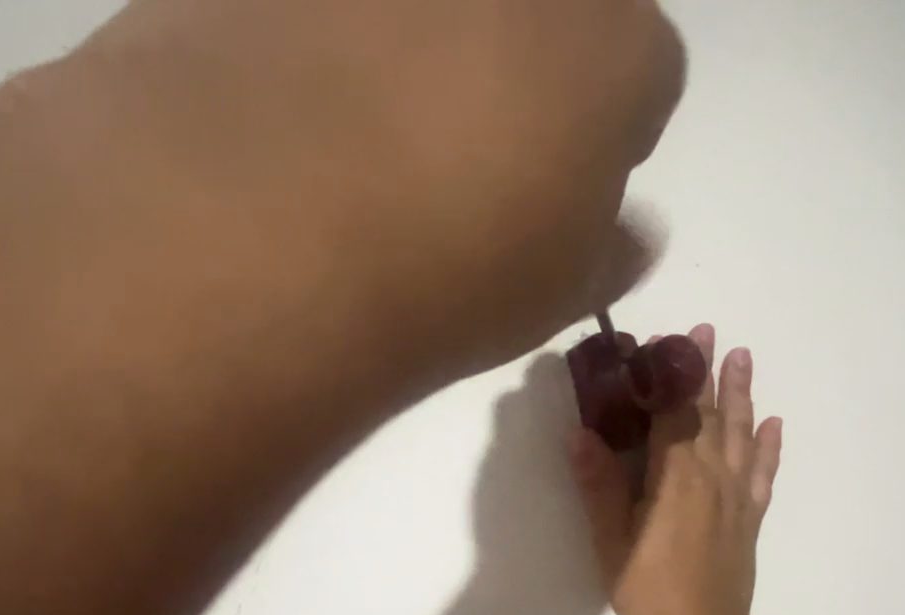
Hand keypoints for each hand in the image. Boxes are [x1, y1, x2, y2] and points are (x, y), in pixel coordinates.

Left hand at [35, 0, 684, 383]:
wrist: (260, 237)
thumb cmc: (448, 280)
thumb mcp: (555, 296)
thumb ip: (608, 249)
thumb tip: (626, 228)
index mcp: (613, 44)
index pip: (644, 72)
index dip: (608, 133)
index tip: (558, 187)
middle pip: (544, 15)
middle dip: (523, 71)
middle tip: (462, 156)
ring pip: (428, 10)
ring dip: (420, 49)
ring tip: (361, 135)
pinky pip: (326, 11)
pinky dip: (322, 41)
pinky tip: (289, 112)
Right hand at [570, 323, 782, 614]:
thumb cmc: (649, 590)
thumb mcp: (611, 541)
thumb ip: (599, 486)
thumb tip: (580, 434)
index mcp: (675, 477)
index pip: (674, 412)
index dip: (669, 376)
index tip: (668, 341)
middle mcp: (712, 476)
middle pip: (711, 413)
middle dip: (707, 371)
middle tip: (709, 333)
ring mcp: (736, 496)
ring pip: (741, 434)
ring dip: (741, 394)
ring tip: (743, 358)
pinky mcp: (750, 517)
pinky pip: (763, 472)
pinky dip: (768, 445)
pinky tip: (773, 424)